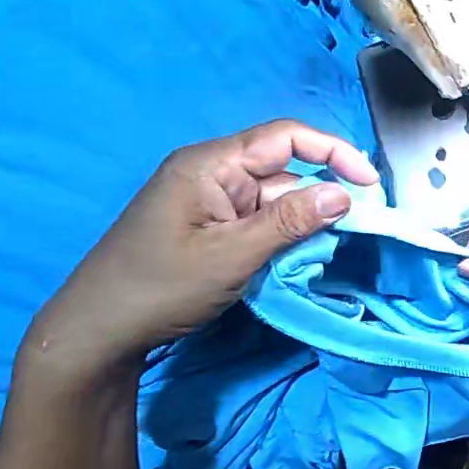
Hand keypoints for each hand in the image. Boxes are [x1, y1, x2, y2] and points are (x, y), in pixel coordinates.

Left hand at [19, 120, 378, 394]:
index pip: (284, 138)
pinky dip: (282, 237)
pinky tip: (297, 257)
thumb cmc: (160, 287)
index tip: (369, 181)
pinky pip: (258, 221)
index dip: (333, 151)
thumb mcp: (232, 255)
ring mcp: (210, 202)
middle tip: (357, 226)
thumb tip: (344, 195)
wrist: (99, 330)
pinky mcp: (210, 227)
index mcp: (210, 164)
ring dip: (302, 221)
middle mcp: (212, 173)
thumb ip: (290, 221)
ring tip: (328, 250)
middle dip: (321, 194)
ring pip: (274, 200)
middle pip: (282, 170)